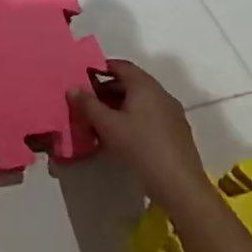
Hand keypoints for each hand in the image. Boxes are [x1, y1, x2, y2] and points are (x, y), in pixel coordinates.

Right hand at [71, 60, 213, 206]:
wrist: (179, 184)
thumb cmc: (140, 147)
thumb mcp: (108, 125)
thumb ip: (88, 105)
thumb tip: (73, 88)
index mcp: (146, 86)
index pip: (121, 66)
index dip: (100, 68)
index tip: (83, 77)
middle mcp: (161, 95)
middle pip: (130, 84)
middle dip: (106, 91)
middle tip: (86, 103)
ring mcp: (171, 114)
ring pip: (139, 103)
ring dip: (118, 108)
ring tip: (98, 122)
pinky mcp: (175, 133)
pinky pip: (148, 117)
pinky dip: (131, 120)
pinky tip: (119, 138)